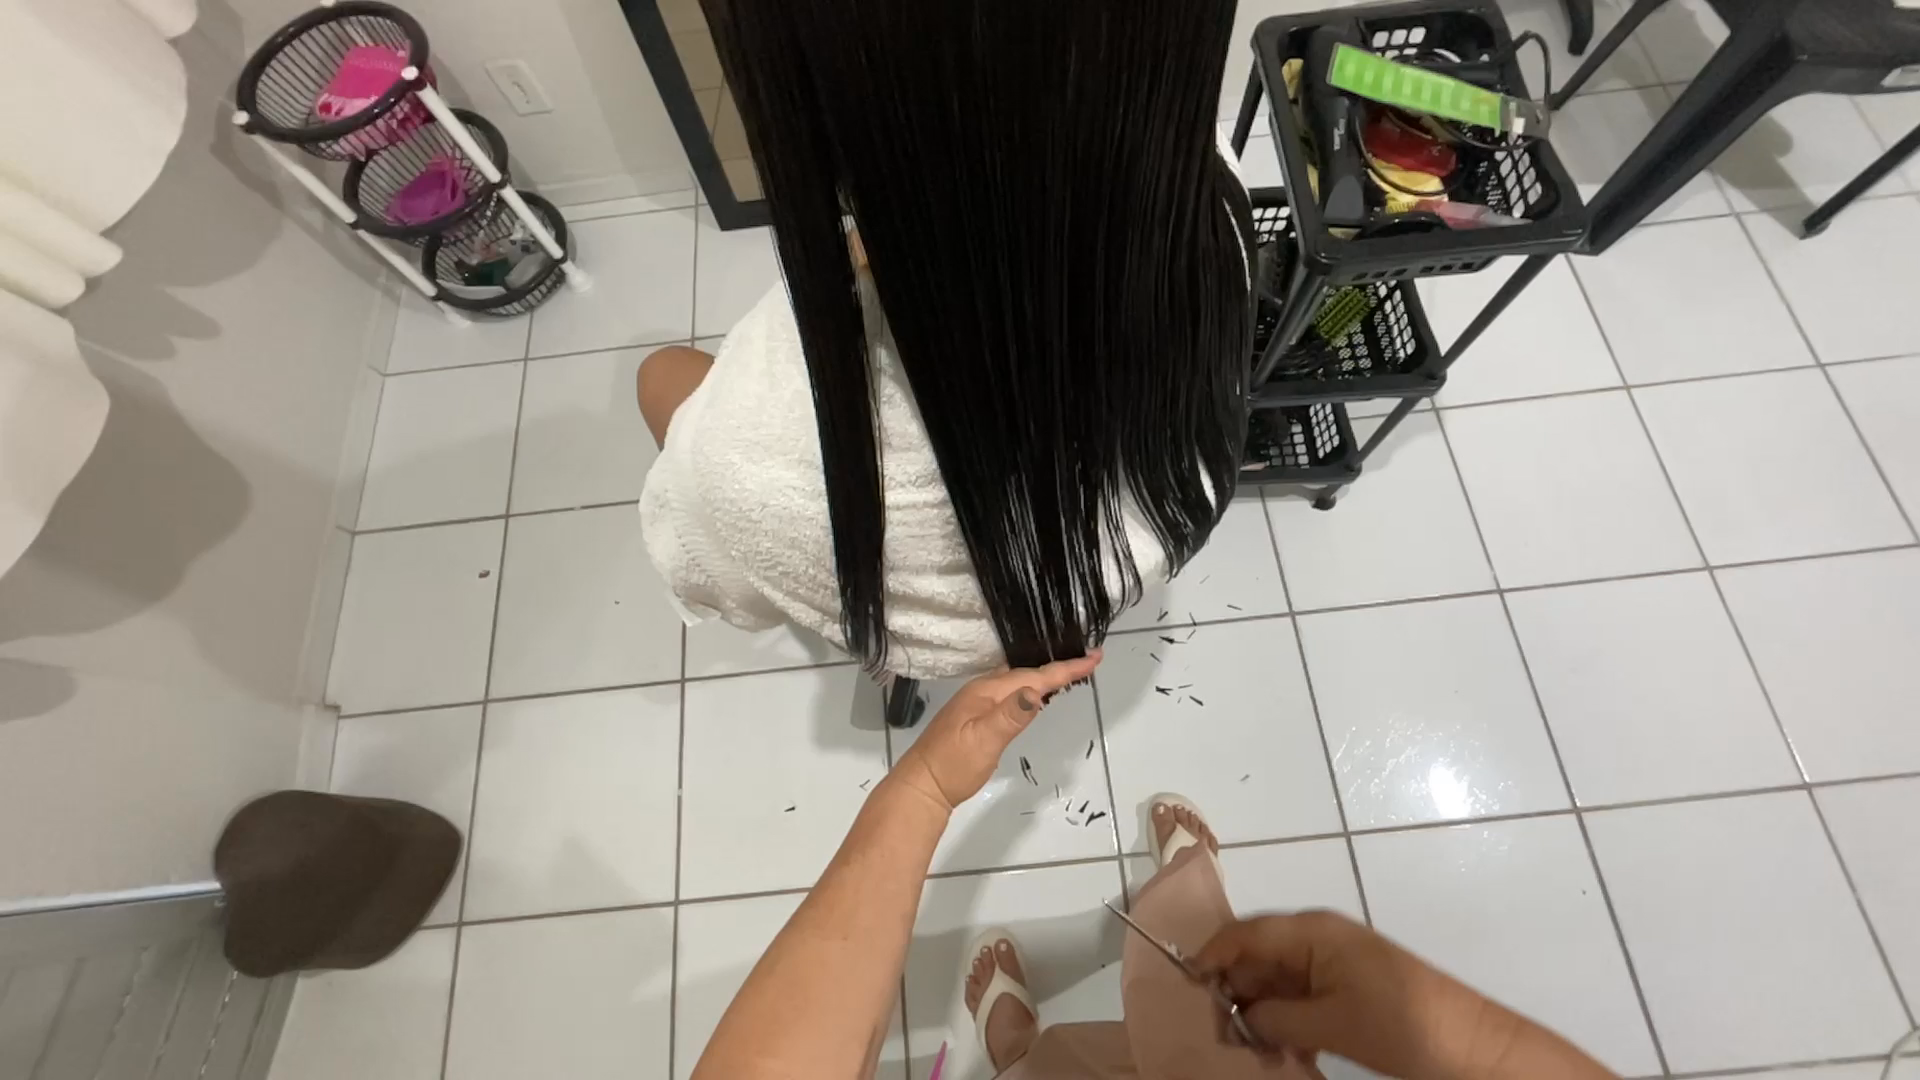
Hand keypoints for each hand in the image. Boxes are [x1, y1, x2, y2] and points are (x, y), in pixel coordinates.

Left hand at [889, 651, 1101, 811]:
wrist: (923, 785)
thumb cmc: (954, 765)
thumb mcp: (984, 741)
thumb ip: (1011, 716)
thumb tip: (1036, 691)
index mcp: (987, 692)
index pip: (1033, 677)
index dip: (1065, 669)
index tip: (1094, 658)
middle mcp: (983, 691)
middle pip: (1027, 673)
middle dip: (1058, 668)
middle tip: (1089, 662)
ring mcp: (978, 703)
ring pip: (1018, 682)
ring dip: (1044, 677)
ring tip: (1069, 673)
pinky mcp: (977, 716)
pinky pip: (1011, 694)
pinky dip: (1030, 690)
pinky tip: (1036, 696)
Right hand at [1192, 912, 1519, 1079]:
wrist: (1481, 1050)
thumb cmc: (1403, 1026)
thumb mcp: (1334, 1025)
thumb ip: (1277, 1018)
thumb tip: (1239, 1018)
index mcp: (1311, 930)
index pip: (1244, 933)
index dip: (1212, 956)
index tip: (1187, 985)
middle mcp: (1317, 937)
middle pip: (1258, 956)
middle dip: (1236, 990)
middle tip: (1219, 1031)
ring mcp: (1334, 962)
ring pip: (1278, 980)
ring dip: (1262, 1012)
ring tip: (1252, 1050)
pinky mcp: (1350, 987)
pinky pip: (1302, 997)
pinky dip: (1288, 1021)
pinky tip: (1285, 1053)